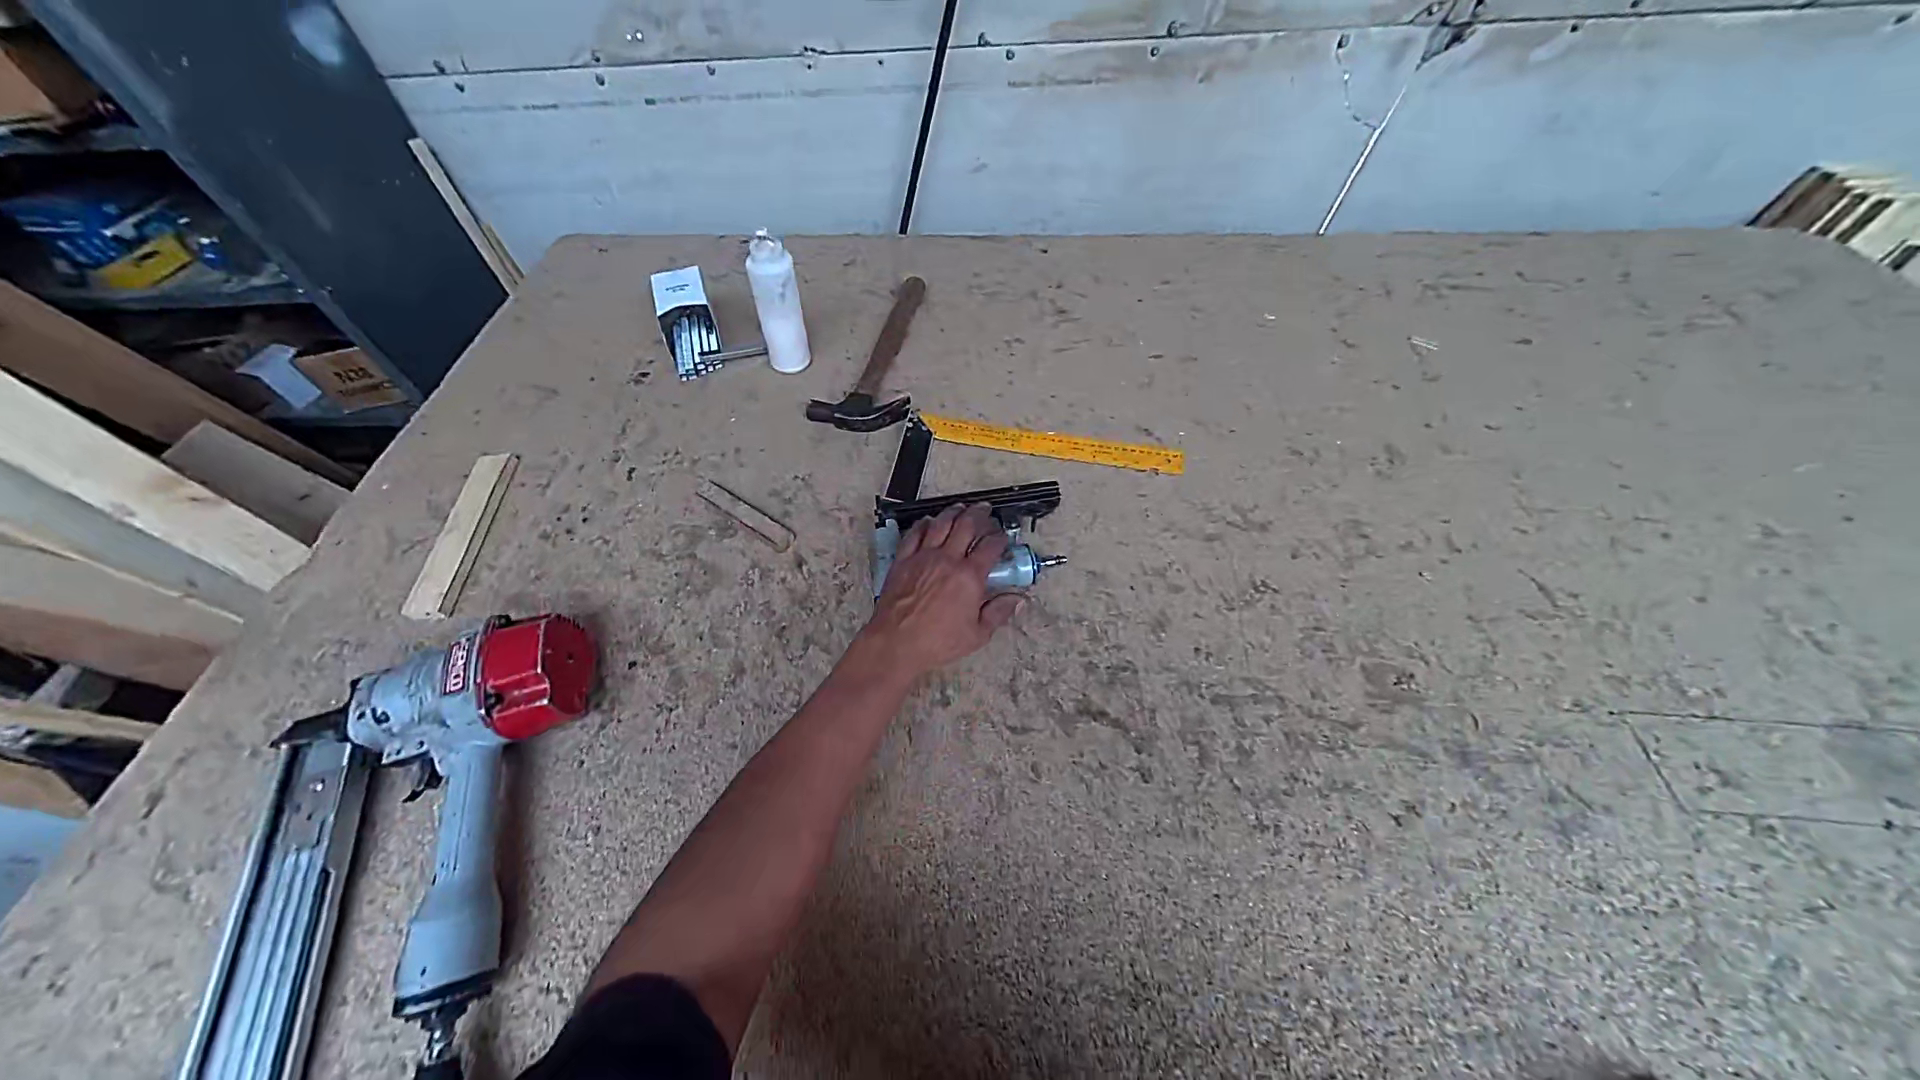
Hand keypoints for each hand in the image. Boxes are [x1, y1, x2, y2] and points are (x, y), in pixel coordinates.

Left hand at [859, 503, 1022, 679]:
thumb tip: (1015, 600)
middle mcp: (947, 560)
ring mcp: (923, 557)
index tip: (1002, 538)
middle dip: (980, 515)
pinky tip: (928, 521)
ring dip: (954, 512)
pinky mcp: (904, 561)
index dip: (999, 538)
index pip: (990, 547)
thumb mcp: (977, 634)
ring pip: (941, 523)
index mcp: (969, 577)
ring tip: (961, 507)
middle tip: (985, 511)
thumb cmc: (935, 641)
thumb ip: (998, 612)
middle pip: (966, 526)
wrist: (896, 642)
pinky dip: (924, 524)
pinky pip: (915, 534)